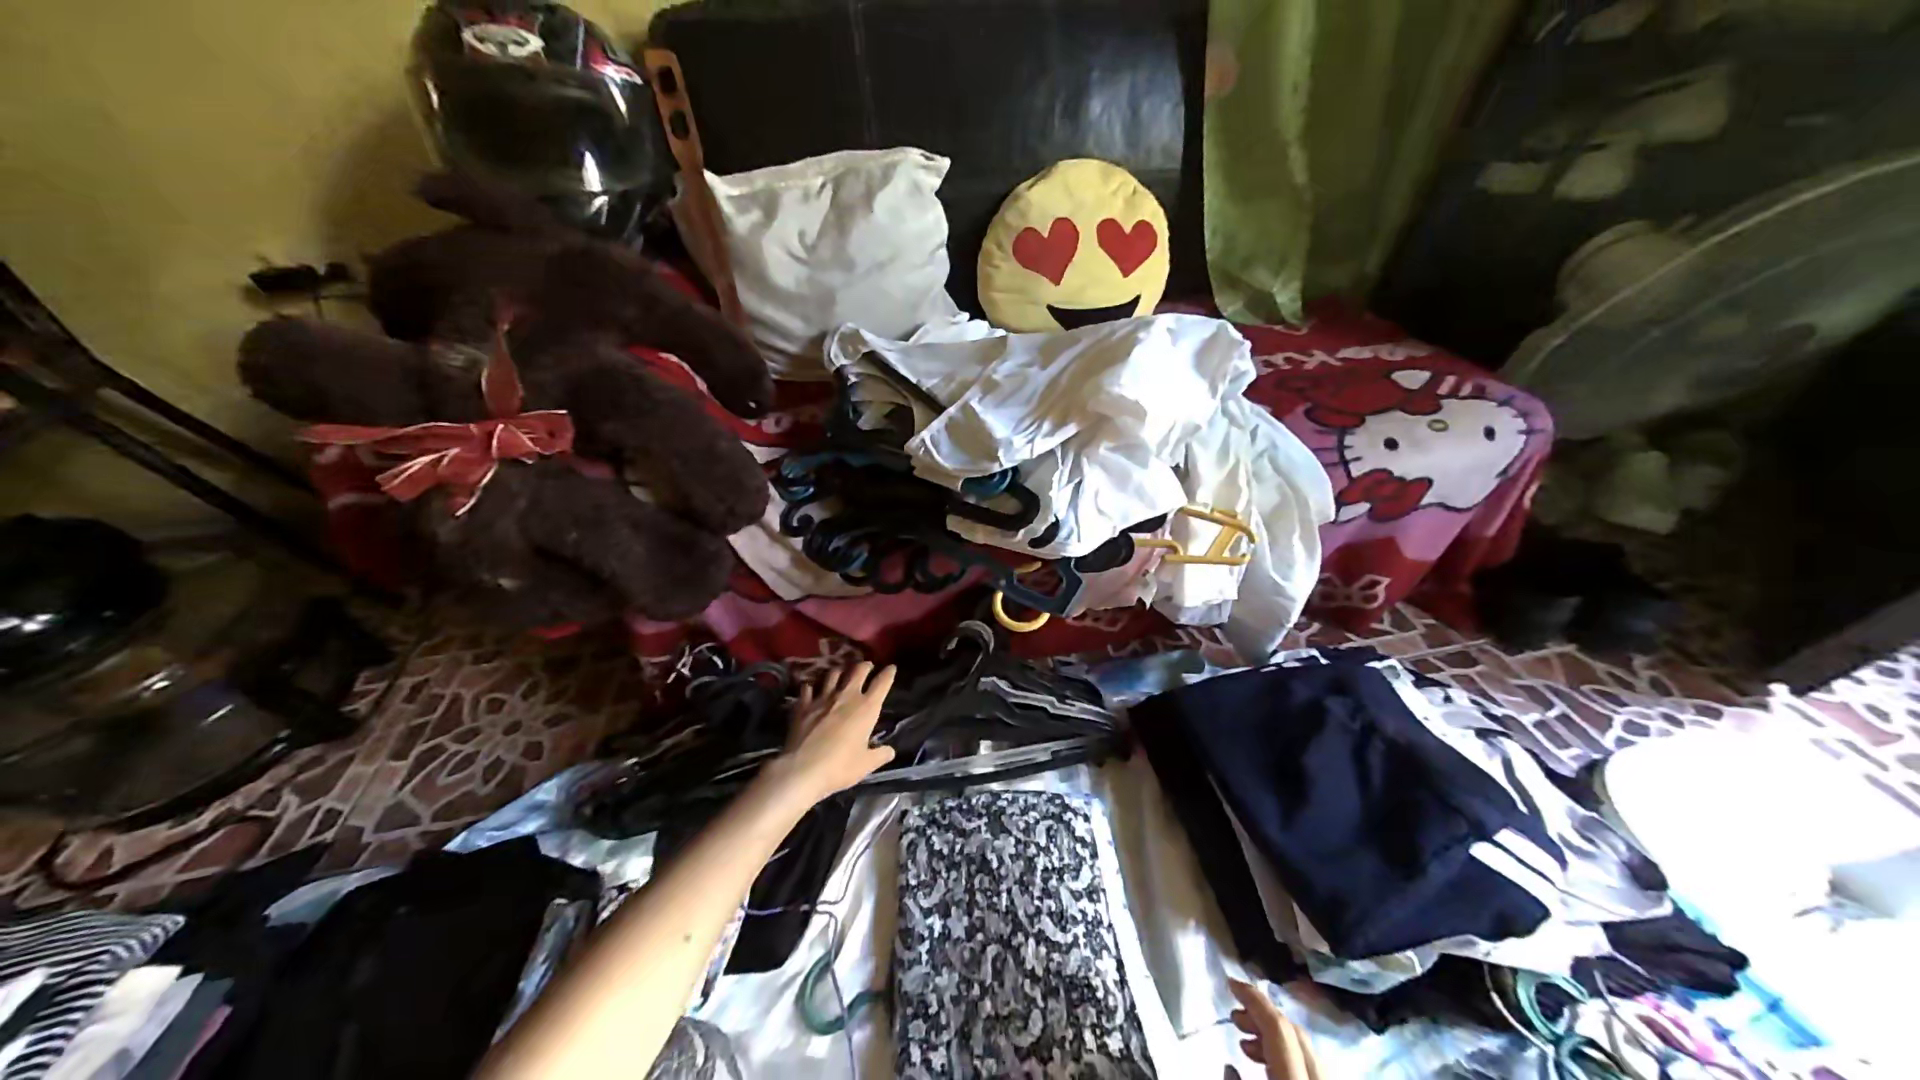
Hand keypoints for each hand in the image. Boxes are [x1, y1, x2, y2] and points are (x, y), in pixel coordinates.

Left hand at [760, 662, 897, 805]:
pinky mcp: (803, 704)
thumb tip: (890, 751)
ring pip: (833, 674)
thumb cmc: (840, 767)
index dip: (888, 673)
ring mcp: (822, 698)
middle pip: (858, 671)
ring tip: (841, 671)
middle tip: (867, 665)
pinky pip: (808, 687)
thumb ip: (880, 755)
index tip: (891, 668)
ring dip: (840, 670)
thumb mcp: (866, 764)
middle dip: (865, 666)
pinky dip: (812, 686)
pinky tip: (811, 688)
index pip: (882, 683)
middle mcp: (846, 696)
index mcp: (867, 708)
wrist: (802, 769)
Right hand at [1229, 980, 1322, 1079]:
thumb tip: (1231, 1068)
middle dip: (1265, 1017)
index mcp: (1296, 1079)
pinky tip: (1268, 1066)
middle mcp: (1320, 1078)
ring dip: (1276, 1038)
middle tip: (1237, 1017)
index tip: (1231, 984)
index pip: (1279, 1028)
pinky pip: (1313, 1067)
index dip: (1254, 1000)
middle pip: (1296, 1033)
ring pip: (1307, 1049)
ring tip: (1248, 1044)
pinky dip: (1290, 1057)